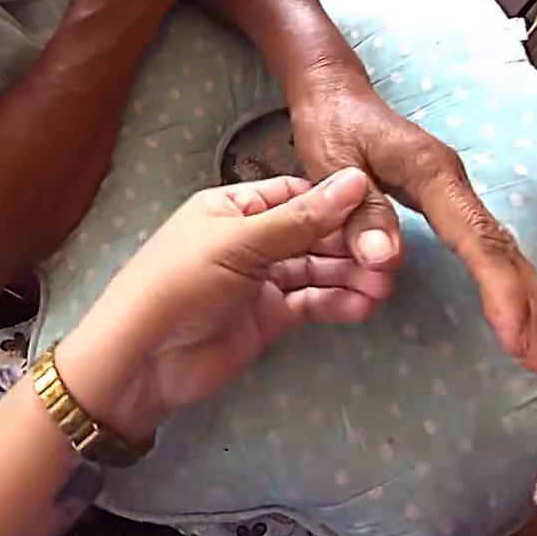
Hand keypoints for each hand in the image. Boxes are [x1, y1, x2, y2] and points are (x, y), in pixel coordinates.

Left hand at [56, 169, 385, 442]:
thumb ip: (299, 218)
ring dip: (350, 274)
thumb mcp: (239, 242)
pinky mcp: (267, 317)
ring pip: (315, 268)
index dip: (336, 203)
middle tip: (389, 259)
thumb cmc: (182, 281)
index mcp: (231, 207)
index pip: (295, 195)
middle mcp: (248, 239)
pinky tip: (364, 305)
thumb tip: (355, 179)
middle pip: (310, 232)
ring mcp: (258, 279)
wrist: (146, 356)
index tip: (378, 214)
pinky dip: (336, 302)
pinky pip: (309, 302)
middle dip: (349, 243)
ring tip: (384, 285)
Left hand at [291, 72, 536, 372]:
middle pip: (501, 246)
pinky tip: (511, 300)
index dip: (499, 289)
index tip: (515, 335)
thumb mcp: (331, 163)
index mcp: (431, 173)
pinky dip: (500, 275)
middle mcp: (451, 182)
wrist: (334, 92)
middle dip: (526, 303)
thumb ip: (358, 210)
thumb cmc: (331, 123)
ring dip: (523, 294)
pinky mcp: (439, 195)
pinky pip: (479, 240)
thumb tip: (384, 260)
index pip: (477, 239)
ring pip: (498, 245)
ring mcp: (450, 188)